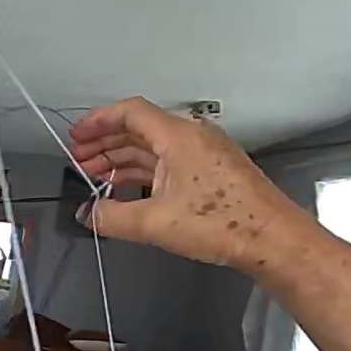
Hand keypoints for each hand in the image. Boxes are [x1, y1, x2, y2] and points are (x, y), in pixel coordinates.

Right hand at [68, 97, 306, 268]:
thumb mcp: (155, 222)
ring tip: (98, 175)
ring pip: (154, 146)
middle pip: (139, 129)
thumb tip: (89, 215)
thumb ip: (113, 217)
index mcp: (178, 136)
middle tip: (81, 158)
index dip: (99, 121)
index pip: (130, 112)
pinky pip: (170, 160)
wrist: (271, 238)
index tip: (78, 134)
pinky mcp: (212, 170)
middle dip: (106, 143)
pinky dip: (145, 169)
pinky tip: (131, 186)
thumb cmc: (225, 223)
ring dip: (123, 158)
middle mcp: (192, 136)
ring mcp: (205, 152)